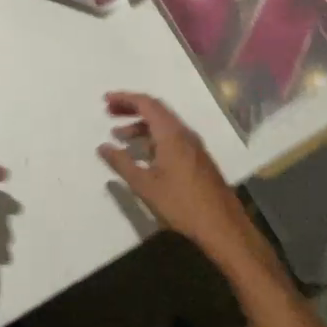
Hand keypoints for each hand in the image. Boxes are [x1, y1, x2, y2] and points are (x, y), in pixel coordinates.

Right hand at [96, 92, 257, 259]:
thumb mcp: (144, 185)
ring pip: (164, 125)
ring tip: (120, 136)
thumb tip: (102, 146)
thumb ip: (121, 163)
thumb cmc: (181, 203)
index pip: (147, 103)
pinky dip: (153, 137)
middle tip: (109, 113)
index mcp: (171, 134)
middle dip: (131, 108)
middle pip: (156, 110)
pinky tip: (143, 154)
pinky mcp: (199, 160)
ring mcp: (194, 147)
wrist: (223, 227)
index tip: (105, 100)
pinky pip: (172, 137)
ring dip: (141, 125)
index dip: (125, 98)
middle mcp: (184, 134)